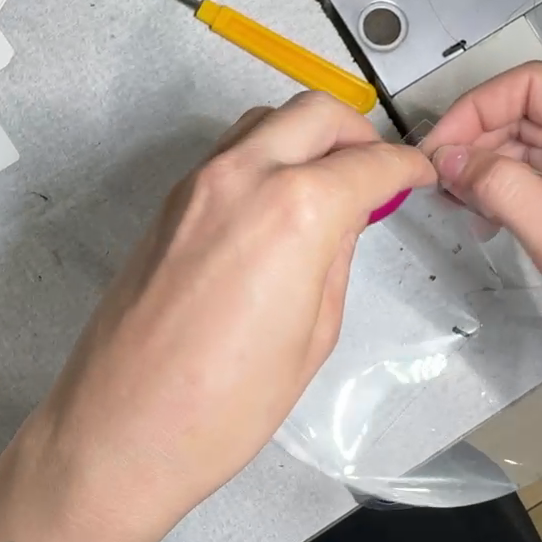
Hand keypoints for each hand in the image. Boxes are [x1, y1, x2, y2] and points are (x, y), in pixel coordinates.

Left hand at [29, 92, 434, 538]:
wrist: (122, 428)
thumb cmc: (228, 405)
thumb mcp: (315, 334)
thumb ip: (336, 258)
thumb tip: (348, 218)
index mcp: (295, 210)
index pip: (369, 163)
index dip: (406, 168)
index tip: (419, 176)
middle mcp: (243, 175)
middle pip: (316, 113)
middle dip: (358, 133)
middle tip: (376, 173)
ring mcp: (197, 183)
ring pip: (267, 121)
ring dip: (307, 136)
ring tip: (328, 183)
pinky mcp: (169, 202)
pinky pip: (230, 152)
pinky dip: (266, 155)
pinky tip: (279, 202)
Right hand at [420, 62, 541, 405]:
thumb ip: (505, 192)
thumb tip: (448, 158)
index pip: (534, 86)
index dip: (476, 110)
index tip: (436, 153)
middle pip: (534, 114)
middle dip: (480, 142)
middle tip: (440, 187)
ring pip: (539, 149)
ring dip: (493, 170)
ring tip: (461, 206)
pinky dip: (515, 194)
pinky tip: (491, 219)